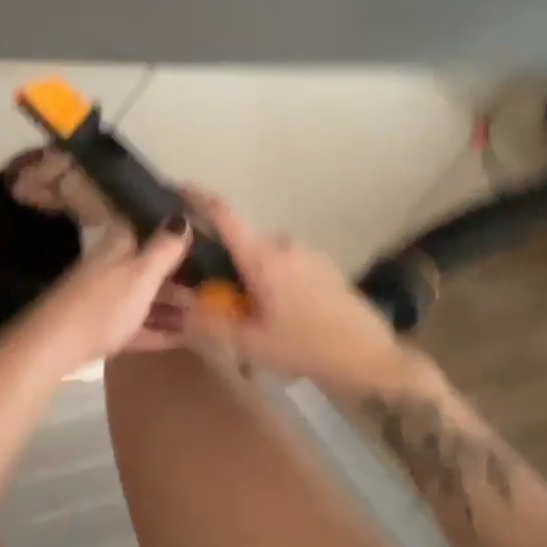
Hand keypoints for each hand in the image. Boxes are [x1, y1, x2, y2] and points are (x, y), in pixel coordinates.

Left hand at [21, 218, 192, 371]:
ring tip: (209, 313)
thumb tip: (183, 215)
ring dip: (174, 304)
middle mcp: (111, 265)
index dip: (177, 231)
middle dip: (181, 274)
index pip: (150, 227)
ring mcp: (105, 296)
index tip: (207, 240)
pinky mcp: (102, 327)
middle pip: (151, 265)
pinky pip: (138, 324)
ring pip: (146, 296)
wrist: (54, 346)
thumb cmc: (103, 305)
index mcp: (119, 245)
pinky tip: (185, 339)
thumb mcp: (141, 274)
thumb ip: (164, 247)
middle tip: (218, 283)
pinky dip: (160, 329)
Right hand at [182, 190, 410, 388]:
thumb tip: (174, 306)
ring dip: (250, 275)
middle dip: (223, 262)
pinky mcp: (322, 265)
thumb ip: (208, 322)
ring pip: (262, 256)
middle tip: (212, 295)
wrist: (371, 358)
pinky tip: (278, 314)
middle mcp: (282, 244)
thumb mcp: (250, 344)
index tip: (175, 188)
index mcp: (261, 256)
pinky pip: (283, 264)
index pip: (223, 213)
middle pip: (240, 241)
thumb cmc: (307, 347)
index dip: (196, 196)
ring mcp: (306, 252)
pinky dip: (272, 280)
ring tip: (248, 314)